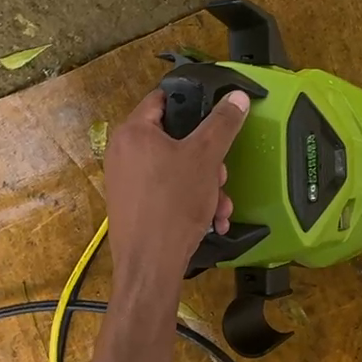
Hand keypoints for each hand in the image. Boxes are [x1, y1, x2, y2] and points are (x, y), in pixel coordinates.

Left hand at [104, 89, 250, 293]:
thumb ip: (222, 123)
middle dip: (207, 157)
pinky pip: (167, 190)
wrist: (150, 266)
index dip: (192, 101)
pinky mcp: (133, 205)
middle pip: (175, 138)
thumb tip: (237, 96)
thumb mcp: (205, 157)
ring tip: (220, 205)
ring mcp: (126, 180)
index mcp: (133, 131)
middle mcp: (123, 152)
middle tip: (220, 174)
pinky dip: (190, 200)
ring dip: (205, 183)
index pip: (163, 98)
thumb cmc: (173, 203)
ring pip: (175, 168)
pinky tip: (212, 220)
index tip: (215, 114)